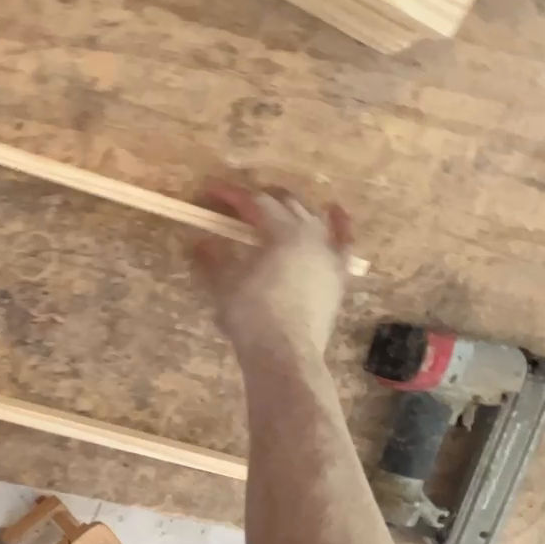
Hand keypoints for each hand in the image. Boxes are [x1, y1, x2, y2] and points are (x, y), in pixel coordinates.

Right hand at [191, 183, 352, 362]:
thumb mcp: (223, 284)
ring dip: (289, 208)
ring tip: (272, 207)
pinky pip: (343, 240)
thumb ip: (212, 257)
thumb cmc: (250, 316)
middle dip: (258, 198)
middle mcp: (311, 234)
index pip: (254, 202)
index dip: (230, 194)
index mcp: (281, 233)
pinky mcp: (338, 273)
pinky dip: (339, 222)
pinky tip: (334, 209)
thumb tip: (200, 241)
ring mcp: (329, 253)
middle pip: (285, 204)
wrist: (285, 352)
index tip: (209, 191)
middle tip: (234, 202)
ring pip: (311, 217)